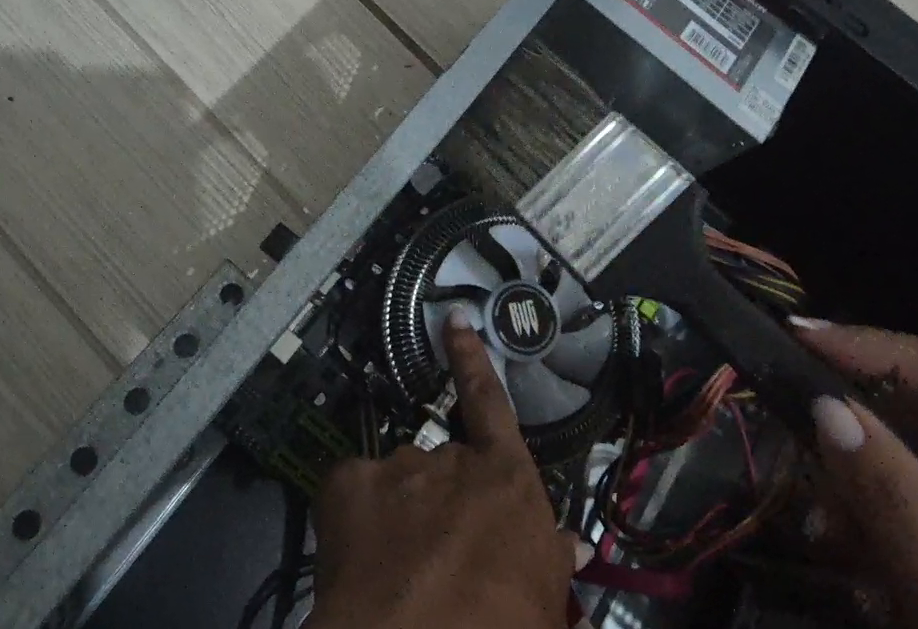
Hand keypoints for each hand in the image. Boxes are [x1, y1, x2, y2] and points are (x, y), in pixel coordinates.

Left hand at [305, 312, 584, 628]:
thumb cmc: (501, 623)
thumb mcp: (545, 596)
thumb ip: (550, 555)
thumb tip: (570, 542)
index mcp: (505, 479)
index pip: (489, 402)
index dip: (471, 359)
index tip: (454, 320)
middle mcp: (449, 460)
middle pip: (442, 465)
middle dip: (439, 501)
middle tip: (437, 555)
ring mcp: (396, 467)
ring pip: (397, 482)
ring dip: (399, 512)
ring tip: (397, 567)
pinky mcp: (347, 484)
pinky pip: (352, 491)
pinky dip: (356, 515)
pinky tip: (360, 554)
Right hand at [791, 321, 917, 628]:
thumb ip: (894, 502)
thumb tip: (822, 405)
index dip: (889, 351)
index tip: (803, 337)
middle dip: (860, 424)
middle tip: (785, 414)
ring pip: (911, 458)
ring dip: (854, 481)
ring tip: (821, 528)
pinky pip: (906, 502)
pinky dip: (863, 516)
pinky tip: (840, 551)